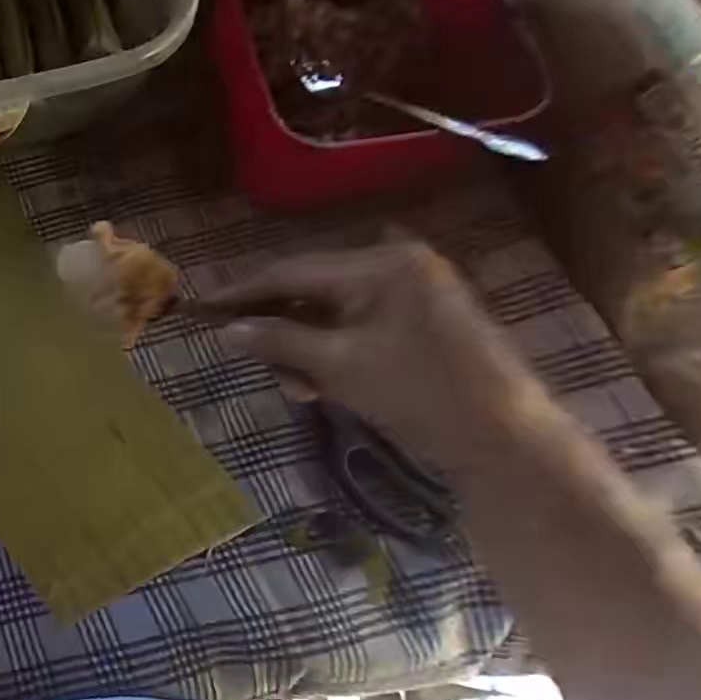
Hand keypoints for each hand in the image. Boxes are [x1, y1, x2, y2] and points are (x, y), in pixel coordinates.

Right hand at [202, 242, 552, 471]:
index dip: (242, 292)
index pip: (292, 271)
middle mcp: (392, 267)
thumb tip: (225, 329)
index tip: (202, 307)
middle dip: (275, 330)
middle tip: (247, 358)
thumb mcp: (335, 364)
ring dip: (299, 351)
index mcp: (380, 265)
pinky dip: (325, 357)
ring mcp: (403, 294)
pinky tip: (318, 388)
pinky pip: (347, 331)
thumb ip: (276, 340)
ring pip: (323, 316)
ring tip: (297, 388)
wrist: (498, 435)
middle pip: (306, 292)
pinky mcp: (408, 322)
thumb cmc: (416, 390)